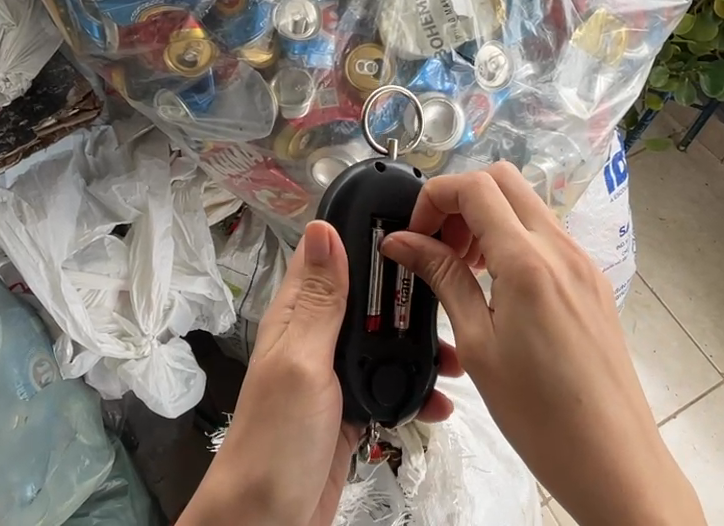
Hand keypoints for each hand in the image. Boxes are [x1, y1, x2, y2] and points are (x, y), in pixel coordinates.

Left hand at [179, 219, 458, 525]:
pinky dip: (414, 391)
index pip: (328, 256)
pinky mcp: (349, 409)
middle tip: (447, 303)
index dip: (363, 236)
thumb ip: (319, 300)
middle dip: (405, 299)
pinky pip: (389, 386)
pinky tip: (436, 401)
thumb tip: (322, 228)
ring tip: (454, 360)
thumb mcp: (301, 360)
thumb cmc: (275, 440)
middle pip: (366, 299)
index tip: (411, 228)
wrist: (269, 521)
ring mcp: (332, 374)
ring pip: (383, 342)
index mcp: (296, 314)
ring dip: (418, 349)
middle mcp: (313, 336)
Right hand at [380, 163, 703, 525]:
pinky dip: (512, 237)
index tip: (413, 235)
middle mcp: (561, 249)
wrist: (617, 465)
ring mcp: (582, 263)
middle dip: (459, 198)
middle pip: (502, 179)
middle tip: (438, 244)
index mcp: (528, 261)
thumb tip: (400, 241)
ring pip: (526, 203)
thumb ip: (442, 278)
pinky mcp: (592, 282)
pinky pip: (545, 234)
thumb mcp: (478, 345)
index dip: (433, 198)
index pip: (473, 187)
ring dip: (486, 216)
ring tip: (462, 267)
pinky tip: (496, 285)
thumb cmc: (540, 416)